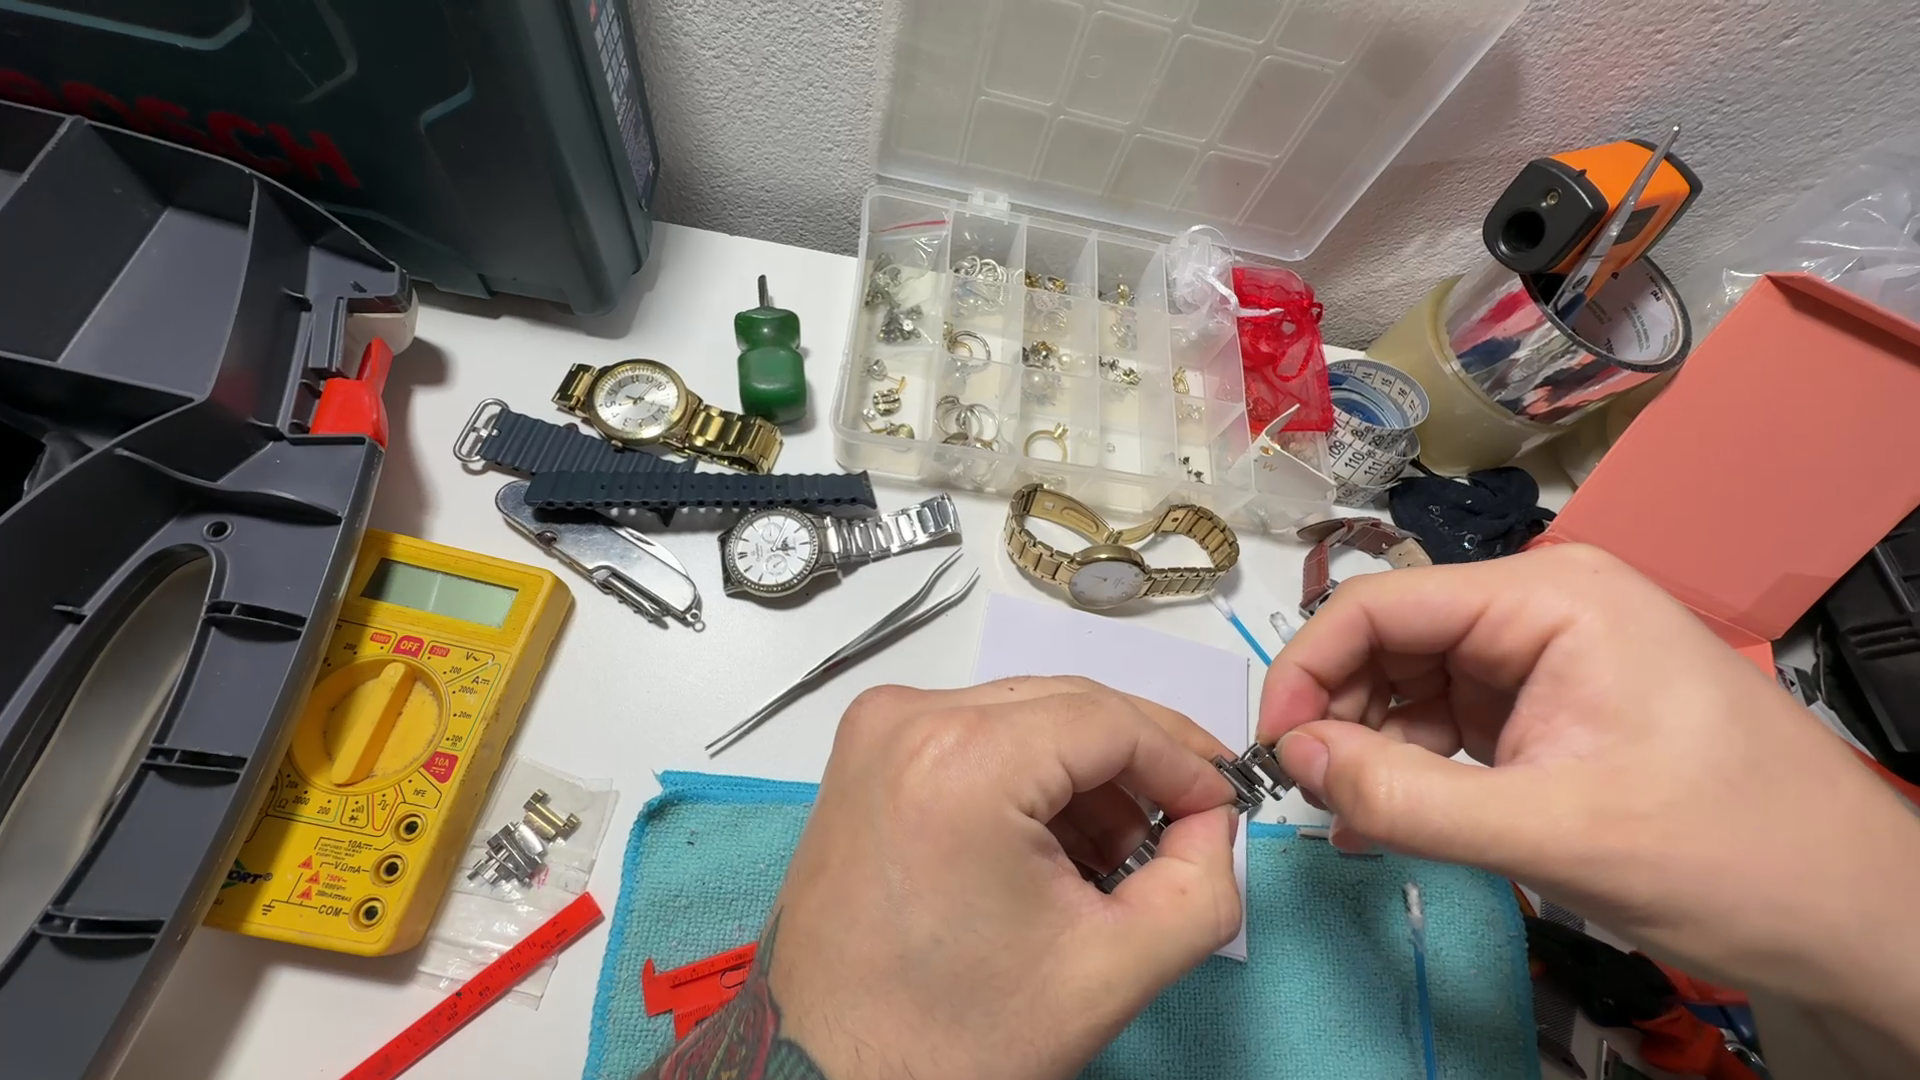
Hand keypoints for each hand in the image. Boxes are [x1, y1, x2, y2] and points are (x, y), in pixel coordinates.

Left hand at [648, 677, 1240, 1079]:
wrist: (818, 1072)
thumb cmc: (951, 1036)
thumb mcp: (1107, 971)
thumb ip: (1201, 890)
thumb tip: (1211, 823)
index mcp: (963, 757)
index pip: (1108, 721)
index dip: (1181, 760)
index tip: (1222, 806)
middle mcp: (910, 714)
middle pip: (1066, 706)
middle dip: (1138, 763)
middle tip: (1187, 822)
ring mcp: (880, 724)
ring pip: (1024, 715)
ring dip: (1085, 773)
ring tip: (1117, 852)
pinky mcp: (868, 746)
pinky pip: (978, 732)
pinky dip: (1030, 774)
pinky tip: (1054, 841)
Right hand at [1257, 543, 1919, 1046]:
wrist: (1876, 932)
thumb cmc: (1739, 862)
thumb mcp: (1553, 833)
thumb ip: (1403, 796)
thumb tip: (1290, 757)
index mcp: (1544, 599)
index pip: (1378, 607)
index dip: (1308, 669)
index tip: (1275, 746)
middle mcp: (1531, 611)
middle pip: (1385, 643)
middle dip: (1338, 714)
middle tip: (1311, 787)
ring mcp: (1532, 658)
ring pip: (1401, 685)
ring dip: (1364, 746)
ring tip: (1351, 812)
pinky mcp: (1534, 706)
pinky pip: (1435, 722)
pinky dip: (1401, 767)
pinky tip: (1386, 815)